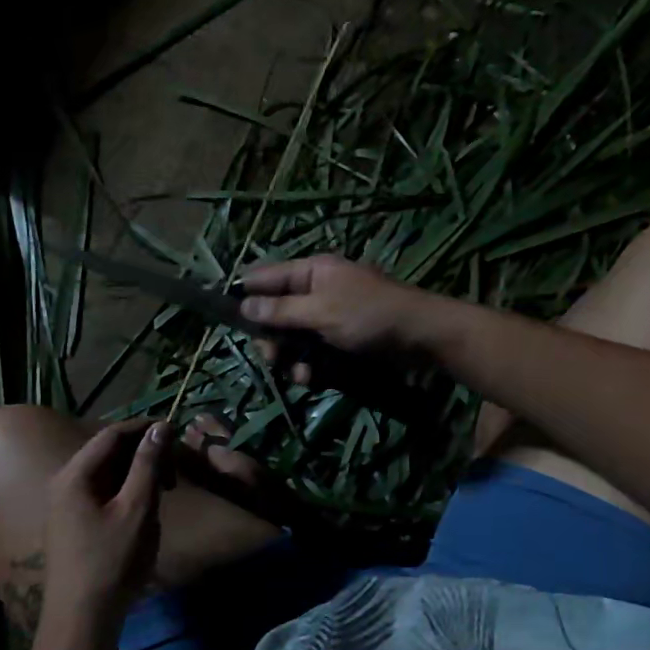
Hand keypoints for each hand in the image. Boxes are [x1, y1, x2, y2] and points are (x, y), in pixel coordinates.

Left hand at [40, 420, 171, 629]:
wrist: (82, 617)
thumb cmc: (112, 560)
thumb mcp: (137, 508)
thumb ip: (148, 464)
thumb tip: (160, 427)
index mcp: (74, 476)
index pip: (111, 434)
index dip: (145, 427)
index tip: (177, 431)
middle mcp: (64, 483)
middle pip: (108, 450)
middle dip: (144, 451)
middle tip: (175, 469)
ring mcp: (66, 504)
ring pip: (107, 471)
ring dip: (138, 470)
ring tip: (166, 488)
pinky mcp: (74, 521)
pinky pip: (103, 490)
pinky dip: (128, 488)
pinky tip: (146, 505)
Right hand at [241, 256, 437, 369]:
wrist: (422, 336)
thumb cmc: (370, 315)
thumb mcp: (321, 311)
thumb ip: (281, 310)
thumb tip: (243, 304)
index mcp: (312, 271)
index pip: (266, 277)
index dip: (246, 296)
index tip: (227, 319)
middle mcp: (320, 290)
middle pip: (279, 313)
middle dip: (273, 338)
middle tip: (272, 357)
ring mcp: (333, 317)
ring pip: (297, 338)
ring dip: (293, 358)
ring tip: (302, 373)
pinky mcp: (346, 341)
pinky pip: (318, 352)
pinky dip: (314, 365)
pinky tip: (314, 378)